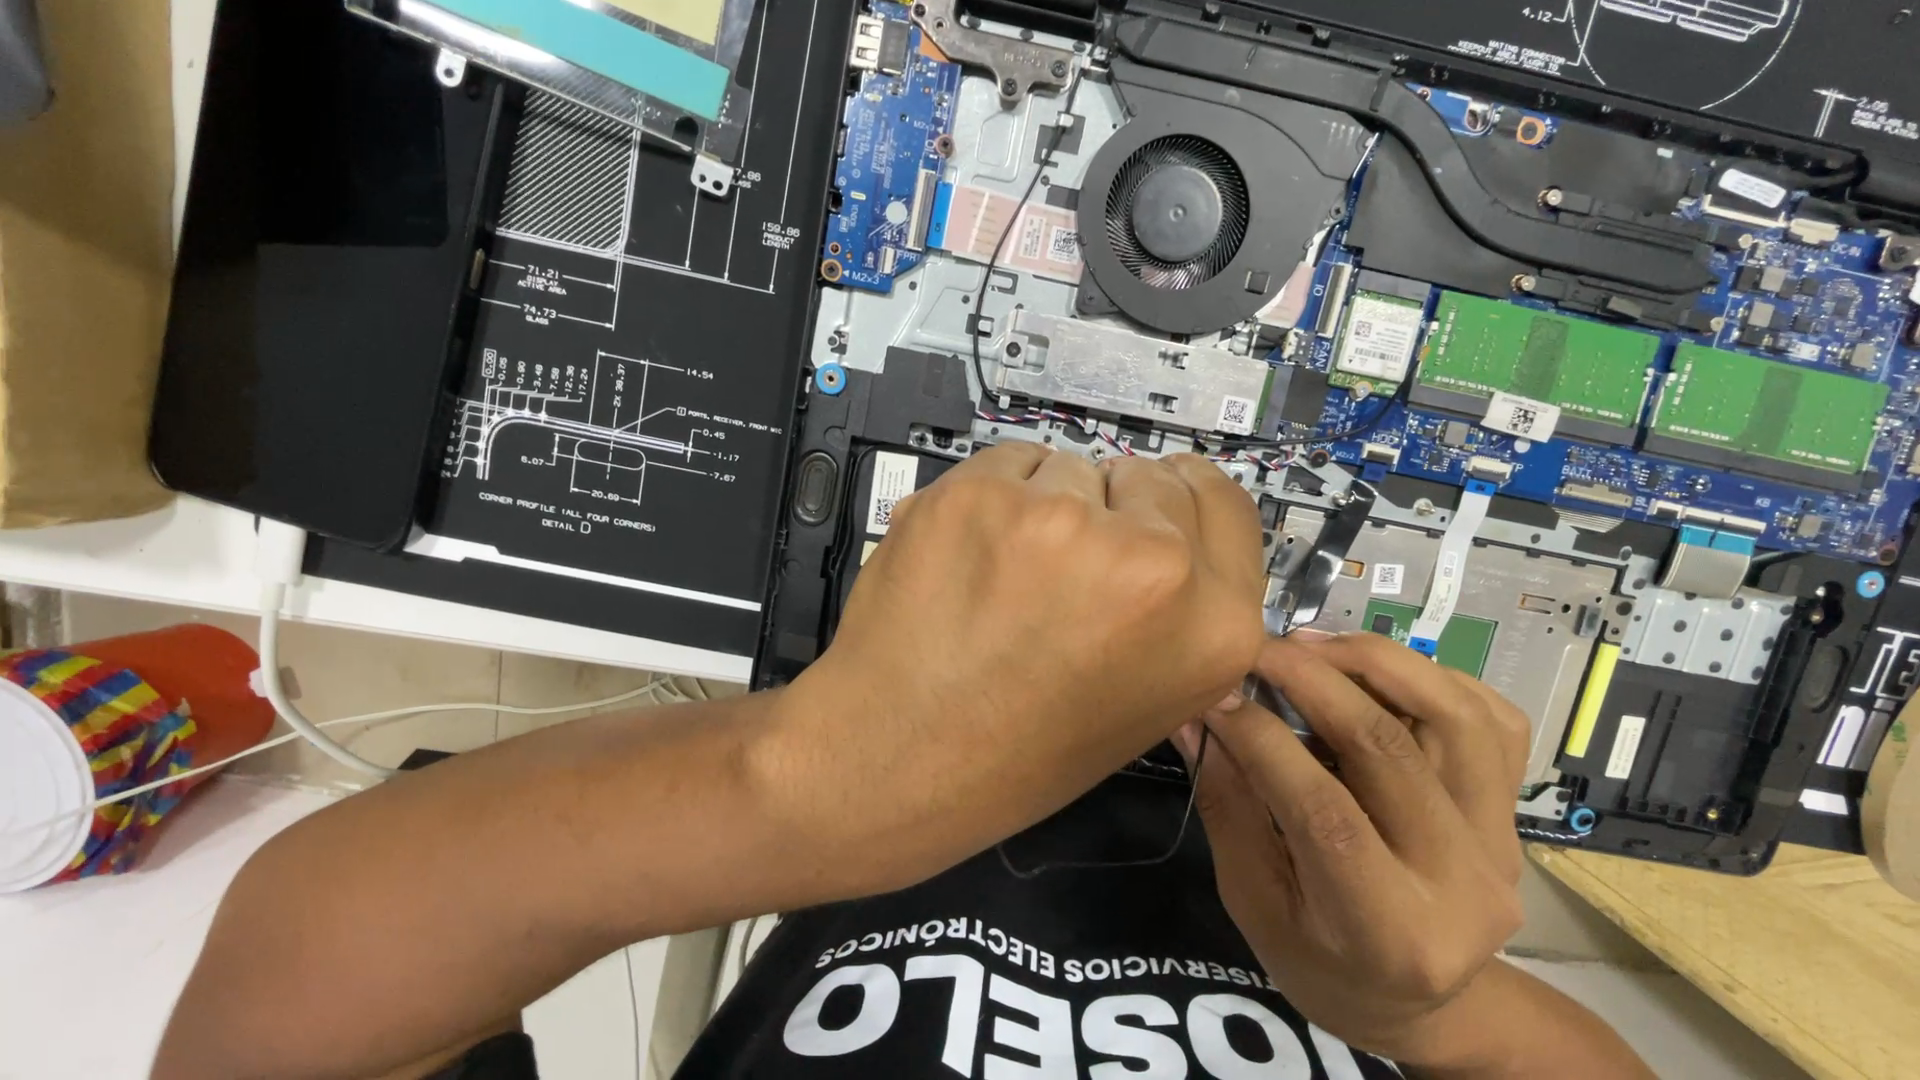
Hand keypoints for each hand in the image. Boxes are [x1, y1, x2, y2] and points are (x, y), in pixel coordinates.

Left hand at [765, 443, 1265, 891]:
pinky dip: (991, 497)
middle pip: (1148, 476)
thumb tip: (1165, 532)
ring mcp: (1063, 519)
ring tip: (1006, 577)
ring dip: (1045, 505)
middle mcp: (1156, 561)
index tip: (1148, 501)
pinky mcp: (982, 494)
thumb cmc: (1023, 746)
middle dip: (1110, 507)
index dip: (1180, 498)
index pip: (1223, 503)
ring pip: (1070, 468)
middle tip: (1061, 570)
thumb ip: (1176, 609)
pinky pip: (1007, 462)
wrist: (900, 759)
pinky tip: (968, 556)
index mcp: (1216, 625)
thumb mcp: (1147, 697)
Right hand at [1183, 634, 1530, 1068]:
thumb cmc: (1316, 962)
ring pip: (1458, 719)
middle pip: (1390, 750)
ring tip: (1316, 643)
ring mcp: (1501, 846)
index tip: (1214, 695)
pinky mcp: (1514, 817)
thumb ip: (1228, 805)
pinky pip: (1494, 723)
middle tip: (1258, 649)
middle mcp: (1461, 884)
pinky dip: (1437, 679)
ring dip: (1381, 663)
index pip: (1323, 811)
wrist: (1417, 1002)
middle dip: (1313, 680)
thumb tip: (1192, 715)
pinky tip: (1378, 671)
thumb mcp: (1252, 900)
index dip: (1262, 740)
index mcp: (1386, 929)